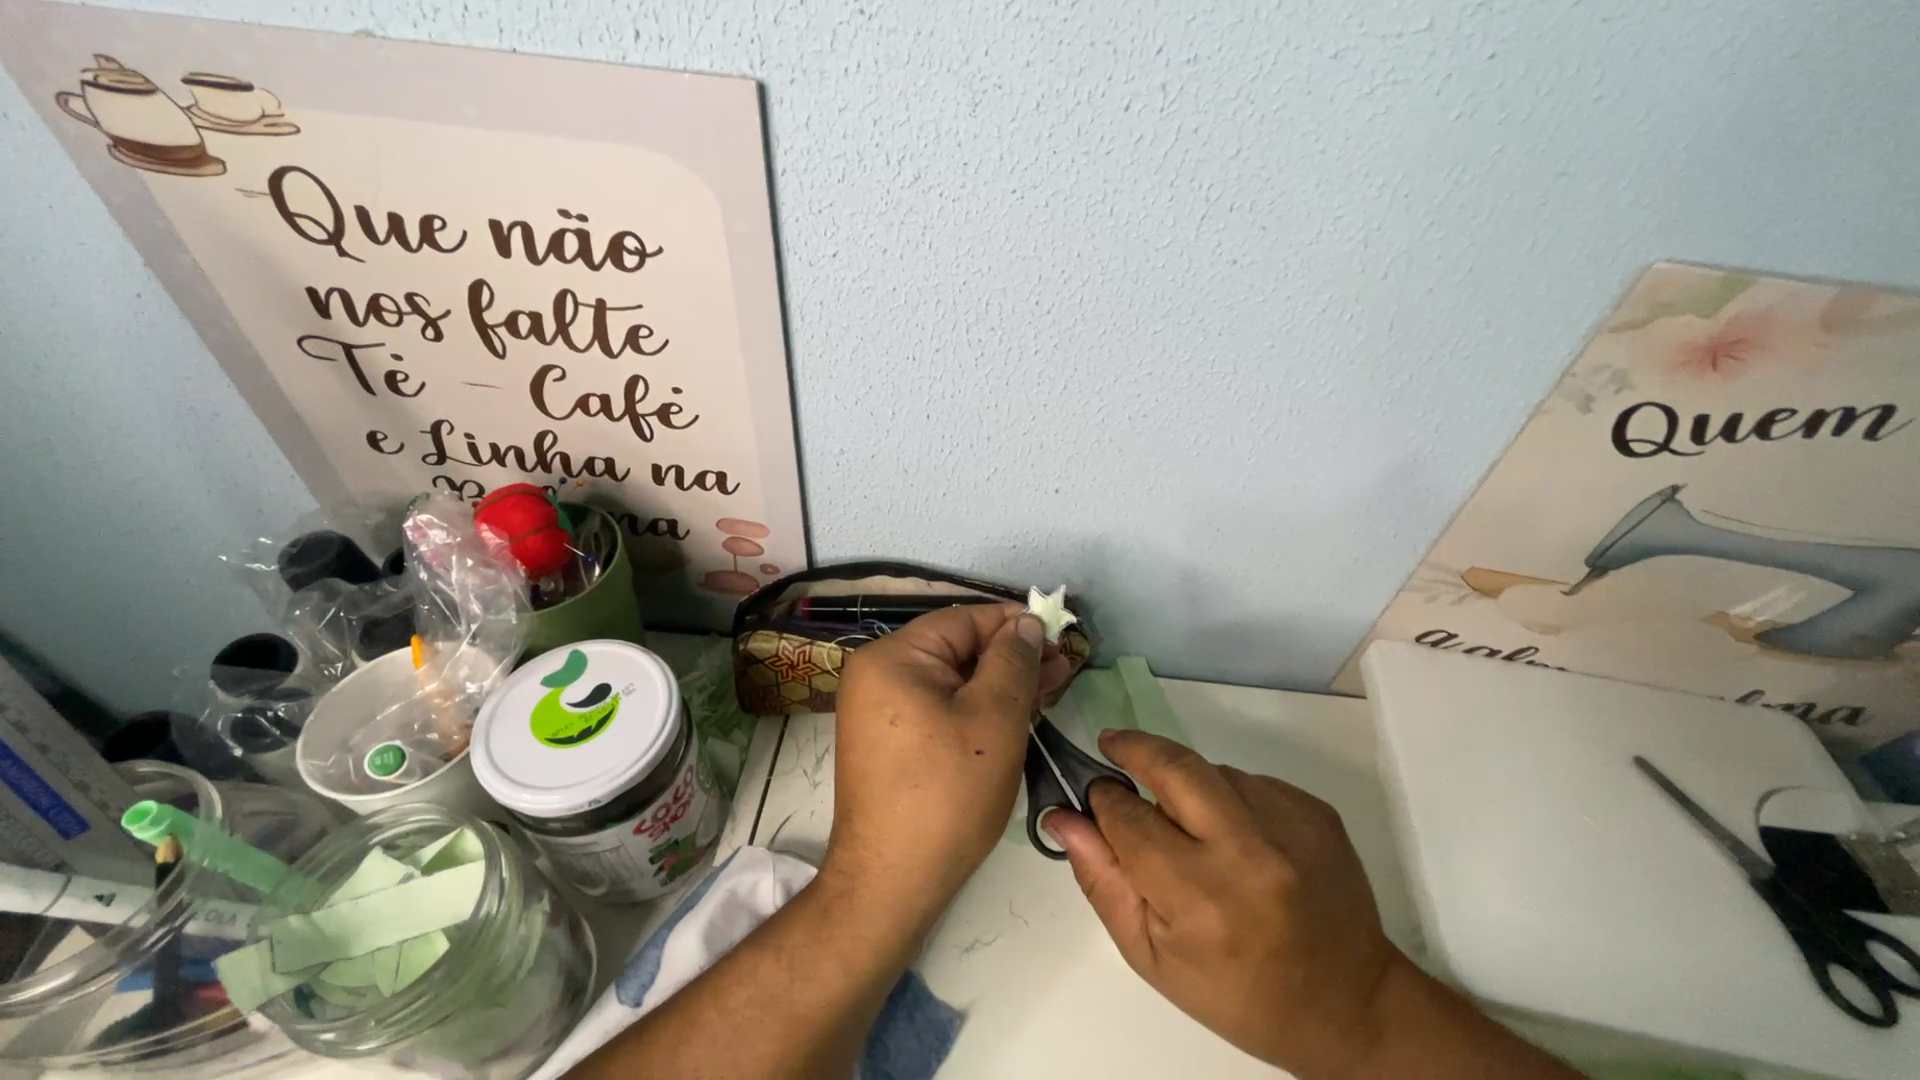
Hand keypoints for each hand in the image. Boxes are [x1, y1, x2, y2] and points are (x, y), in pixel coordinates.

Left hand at [825, 604, 1071, 908]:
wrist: (893, 881)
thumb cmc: (948, 793)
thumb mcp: (993, 719)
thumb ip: (1013, 661)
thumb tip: (1025, 623)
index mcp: (892, 658)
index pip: (963, 620)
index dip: (1014, 625)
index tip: (1059, 637)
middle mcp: (877, 676)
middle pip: (956, 649)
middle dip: (1011, 657)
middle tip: (1062, 669)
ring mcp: (878, 711)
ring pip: (951, 681)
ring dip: (998, 684)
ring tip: (1048, 690)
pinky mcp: (889, 742)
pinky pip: (938, 708)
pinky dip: (975, 708)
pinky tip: (1014, 715)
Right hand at [1042, 730, 1402, 1077]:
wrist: (1348, 1004)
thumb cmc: (1236, 993)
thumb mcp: (1151, 956)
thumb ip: (1102, 880)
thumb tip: (1063, 817)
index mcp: (1201, 899)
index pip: (1129, 818)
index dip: (1103, 803)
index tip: (1095, 800)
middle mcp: (1250, 853)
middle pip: (1175, 766)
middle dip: (1133, 748)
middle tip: (1112, 744)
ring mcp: (1291, 826)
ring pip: (1213, 772)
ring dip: (1187, 783)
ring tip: (1190, 826)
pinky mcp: (1317, 812)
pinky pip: (1252, 782)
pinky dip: (1230, 797)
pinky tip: (1236, 837)